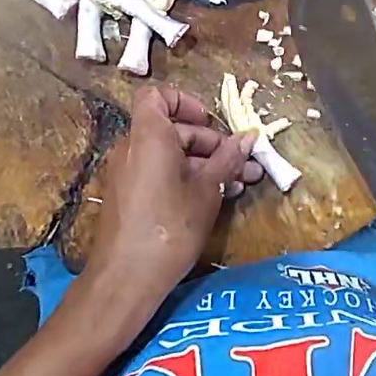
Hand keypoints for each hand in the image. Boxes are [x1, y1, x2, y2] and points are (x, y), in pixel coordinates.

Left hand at [78, 87, 259, 338]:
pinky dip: (186, 177)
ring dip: (205, 163)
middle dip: (210, 142)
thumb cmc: (170, 226)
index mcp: (149, 136)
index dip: (185, 101)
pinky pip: (159, 172)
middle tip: (243, 163)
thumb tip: (248, 137)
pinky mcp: (129, 195)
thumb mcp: (208, 190)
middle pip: (172, 128)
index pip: (157, 96)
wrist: (126, 279)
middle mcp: (132, 148)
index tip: (211, 122)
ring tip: (240, 184)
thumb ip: (228, 159)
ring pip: (169, 154)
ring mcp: (127, 172)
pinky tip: (217, 198)